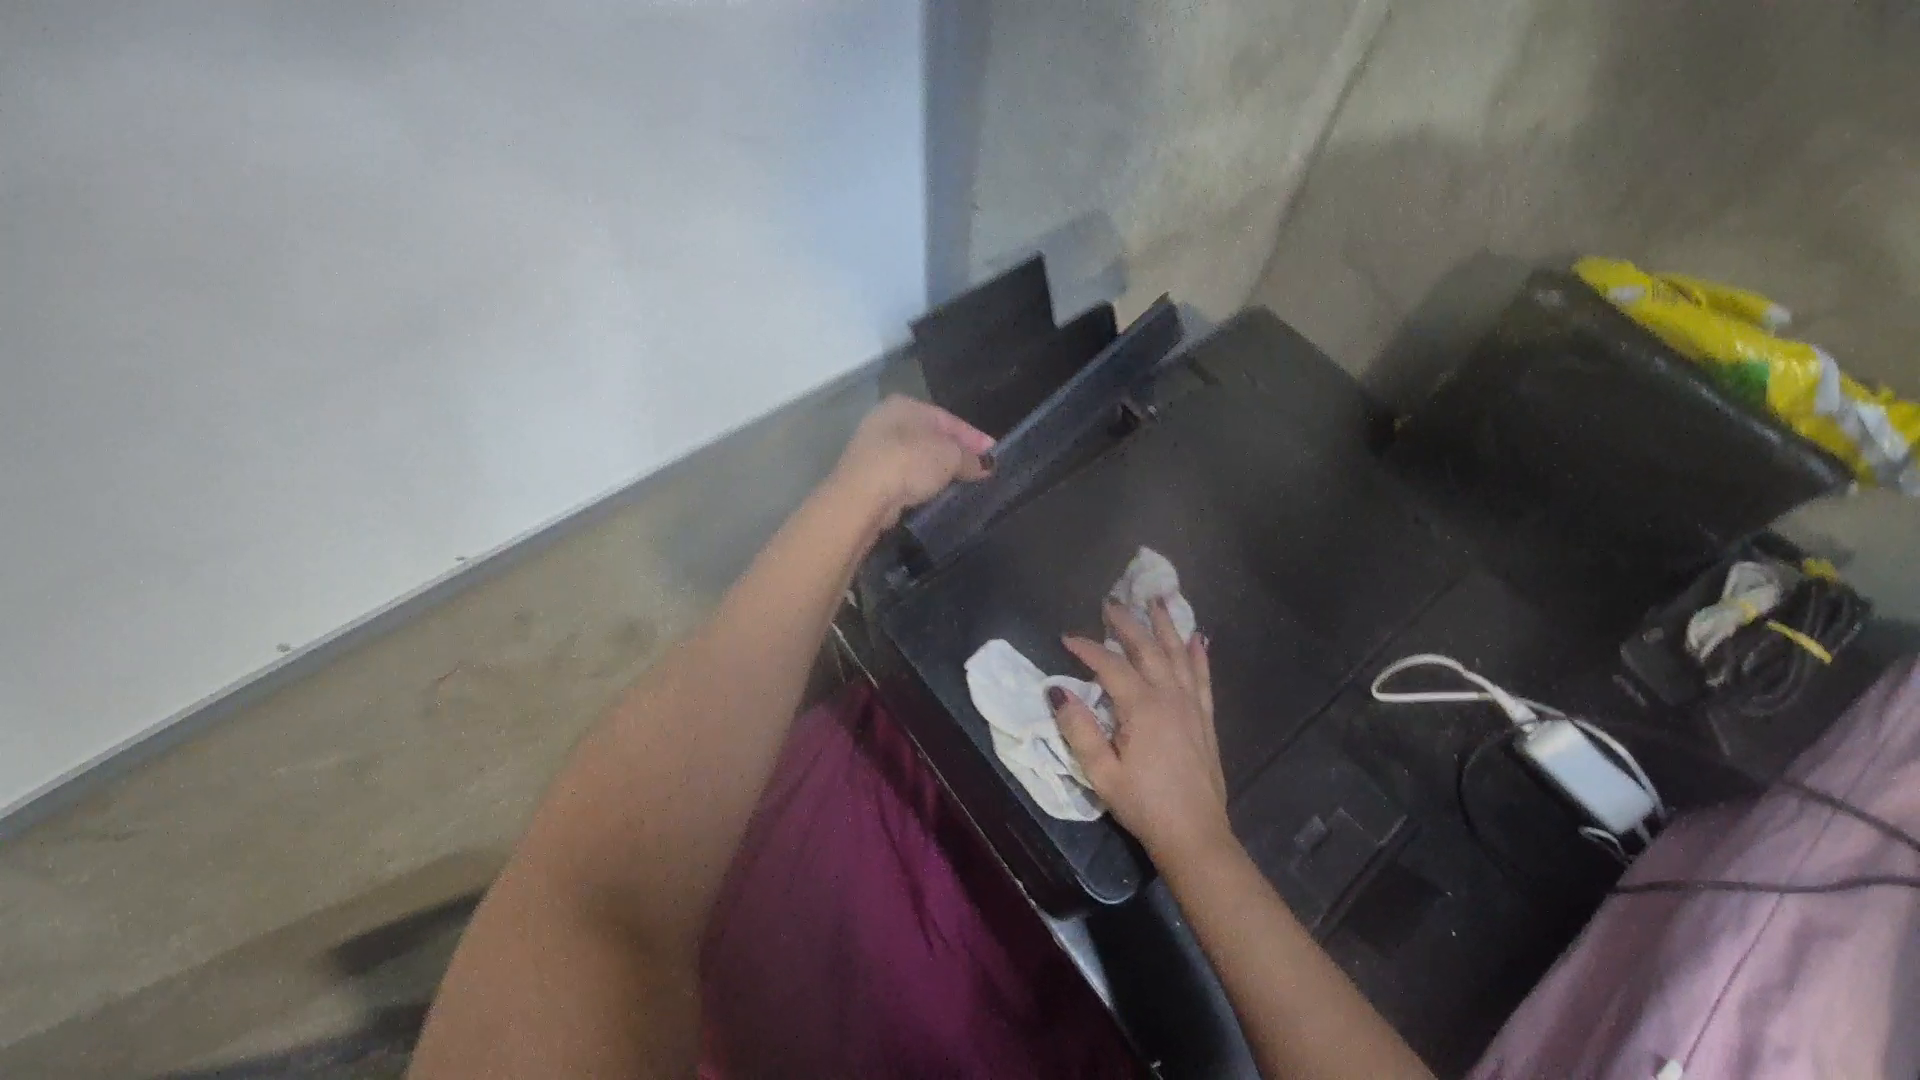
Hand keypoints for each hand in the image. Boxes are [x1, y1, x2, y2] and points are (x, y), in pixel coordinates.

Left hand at [831, 395, 994, 526]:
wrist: (863, 494)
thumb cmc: (909, 462)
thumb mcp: (950, 456)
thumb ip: (970, 458)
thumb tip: (985, 465)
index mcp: (905, 405)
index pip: (948, 418)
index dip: (973, 436)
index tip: (994, 452)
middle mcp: (886, 420)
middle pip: (931, 436)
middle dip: (956, 451)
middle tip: (979, 467)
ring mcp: (873, 447)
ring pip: (916, 455)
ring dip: (937, 468)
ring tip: (959, 482)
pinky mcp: (868, 474)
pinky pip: (903, 474)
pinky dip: (920, 480)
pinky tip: (932, 491)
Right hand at [1051, 600, 1229, 859]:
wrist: (1194, 834)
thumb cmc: (1143, 805)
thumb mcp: (1102, 772)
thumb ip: (1080, 729)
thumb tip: (1057, 691)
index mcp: (1142, 707)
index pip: (1111, 665)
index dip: (1087, 648)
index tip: (1066, 638)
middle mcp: (1170, 697)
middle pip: (1147, 649)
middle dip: (1127, 623)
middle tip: (1111, 602)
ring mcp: (1192, 706)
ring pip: (1178, 655)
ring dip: (1166, 626)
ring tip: (1158, 601)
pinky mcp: (1205, 720)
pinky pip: (1202, 677)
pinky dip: (1198, 655)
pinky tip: (1198, 640)